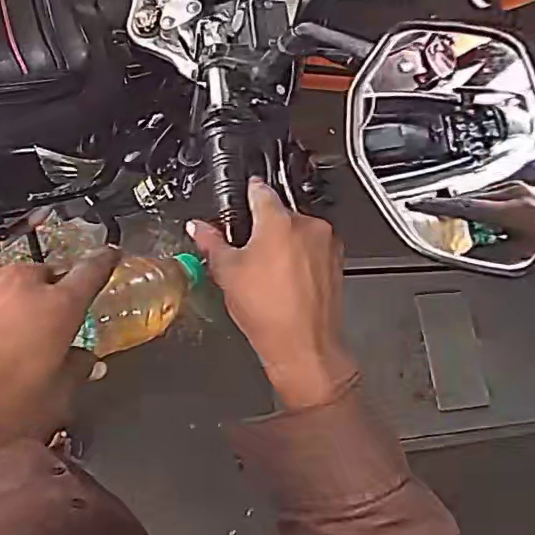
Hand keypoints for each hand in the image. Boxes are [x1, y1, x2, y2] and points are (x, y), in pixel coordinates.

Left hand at [0, 250, 118, 514]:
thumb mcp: (47, 407)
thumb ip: (73, 372)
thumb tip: (80, 358)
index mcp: (57, 309)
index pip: (93, 272)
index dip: (104, 263)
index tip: (107, 257)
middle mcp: (19, 282)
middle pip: (44, 278)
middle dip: (44, 299)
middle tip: (33, 335)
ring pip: (1, 279)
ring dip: (2, 300)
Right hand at [190, 179, 358, 410]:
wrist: (303, 345)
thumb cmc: (269, 312)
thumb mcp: (227, 272)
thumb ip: (212, 242)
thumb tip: (199, 228)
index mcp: (278, 221)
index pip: (260, 190)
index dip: (246, 193)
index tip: (242, 195)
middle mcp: (308, 226)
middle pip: (279, 213)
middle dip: (262, 227)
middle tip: (246, 249)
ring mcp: (326, 244)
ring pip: (297, 232)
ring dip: (282, 243)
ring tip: (265, 272)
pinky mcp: (336, 262)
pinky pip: (312, 250)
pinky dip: (298, 258)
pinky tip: (283, 282)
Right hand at [409, 181, 534, 241]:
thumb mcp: (516, 257)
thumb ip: (483, 252)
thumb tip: (464, 250)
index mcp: (510, 207)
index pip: (460, 204)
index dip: (434, 205)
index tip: (416, 204)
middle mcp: (518, 193)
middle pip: (472, 199)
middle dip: (456, 210)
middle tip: (442, 223)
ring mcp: (528, 190)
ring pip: (486, 198)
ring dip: (476, 212)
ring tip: (474, 229)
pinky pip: (502, 198)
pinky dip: (492, 209)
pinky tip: (494, 223)